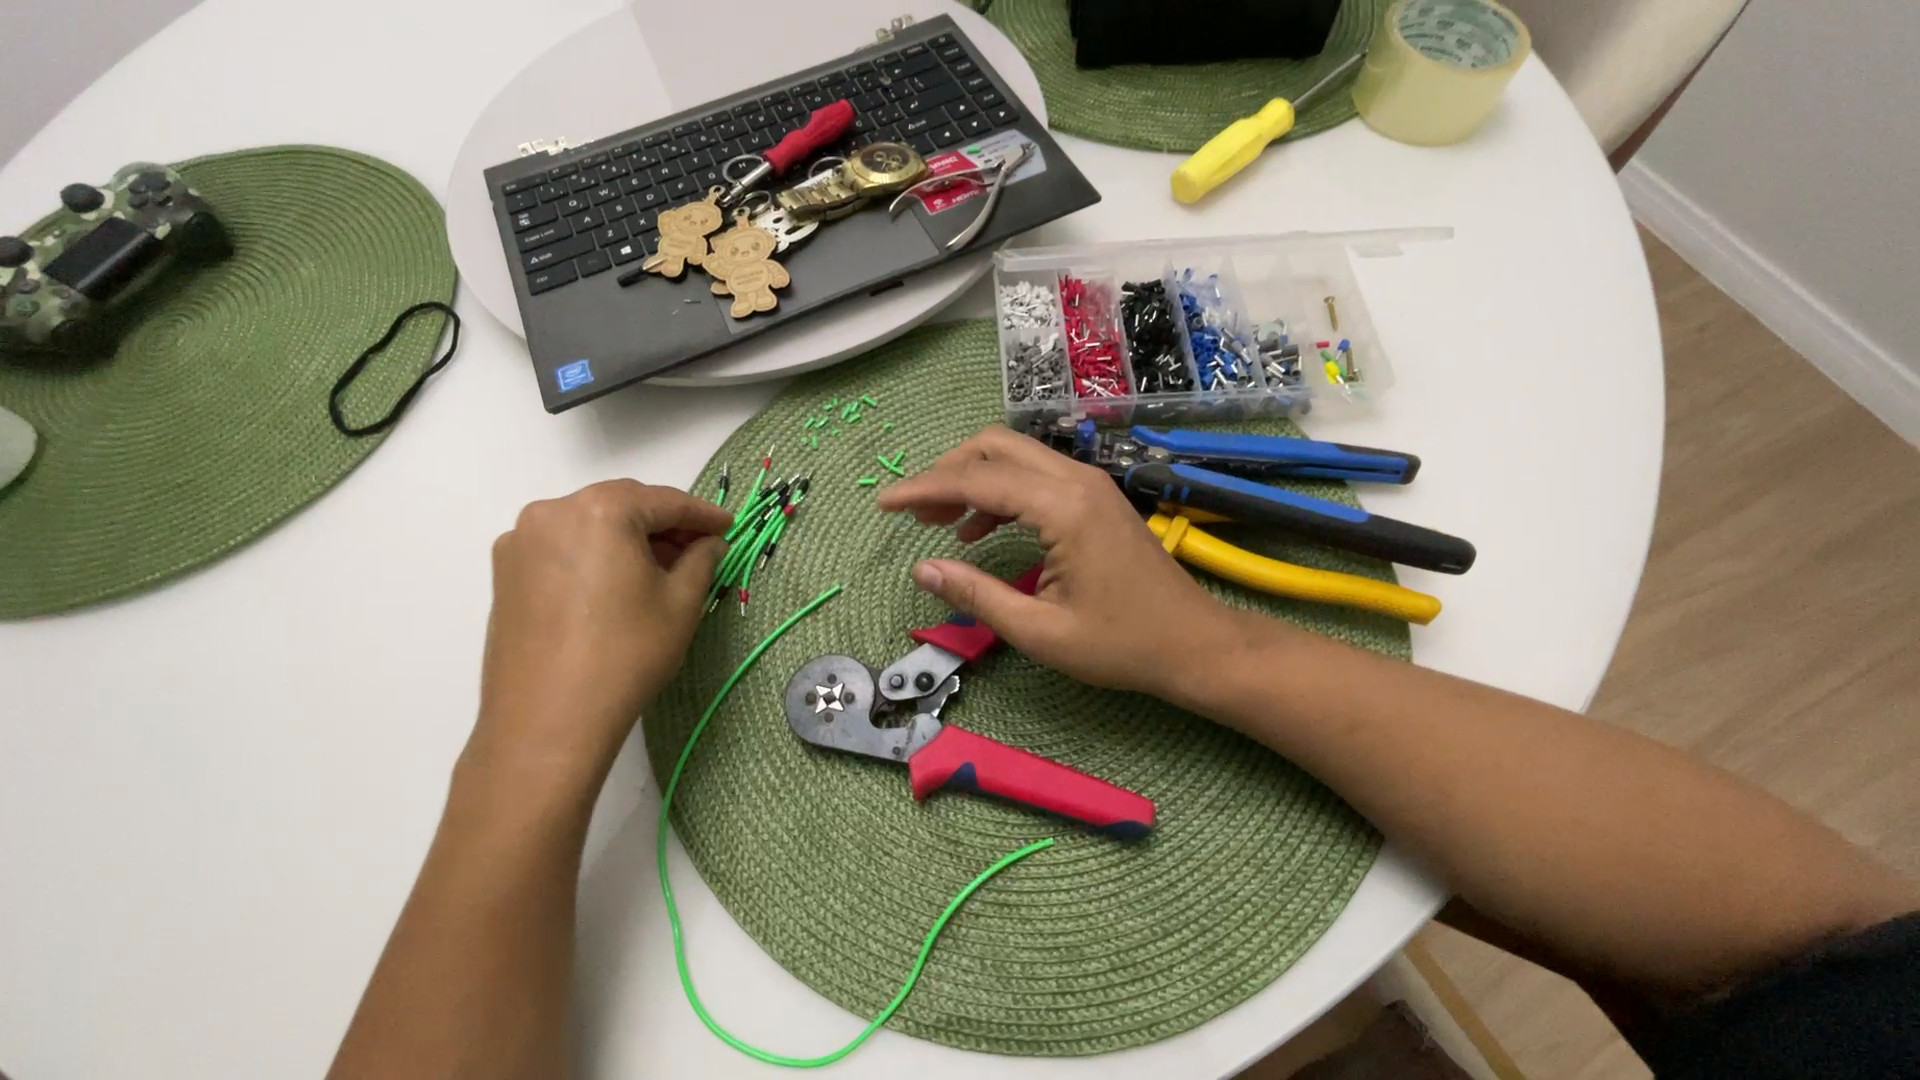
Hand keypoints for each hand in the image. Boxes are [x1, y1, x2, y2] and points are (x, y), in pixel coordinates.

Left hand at [468, 479, 729, 785]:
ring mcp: (521, 542)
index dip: (703, 514)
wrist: (549, 720)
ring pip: (589, 525)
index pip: (664, 501)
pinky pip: (562, 548)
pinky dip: (594, 555)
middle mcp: (552, 512)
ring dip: (627, 538)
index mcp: (600, 510)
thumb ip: (701, 560)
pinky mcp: (505, 573)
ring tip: (659, 570)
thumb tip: (709, 543)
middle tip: (698, 549)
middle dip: (663, 524)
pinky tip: (615, 585)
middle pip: (622, 505)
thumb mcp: (681, 604)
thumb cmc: (627, 655)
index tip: (729, 527)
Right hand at [876, 426, 1241, 699]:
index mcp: (1064, 509)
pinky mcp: (1095, 497)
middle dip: (946, 473)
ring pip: (1015, 456)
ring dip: (971, 479)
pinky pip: (1035, 476)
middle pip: (995, 447)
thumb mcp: (1040, 631)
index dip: (924, 489)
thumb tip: (922, 570)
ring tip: (936, 523)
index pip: (979, 481)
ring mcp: (1089, 484)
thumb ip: (977, 595)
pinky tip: (978, 531)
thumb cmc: (1121, 645)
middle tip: (913, 514)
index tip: (883, 504)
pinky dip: (999, 492)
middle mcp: (1076, 480)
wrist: (1193, 643)